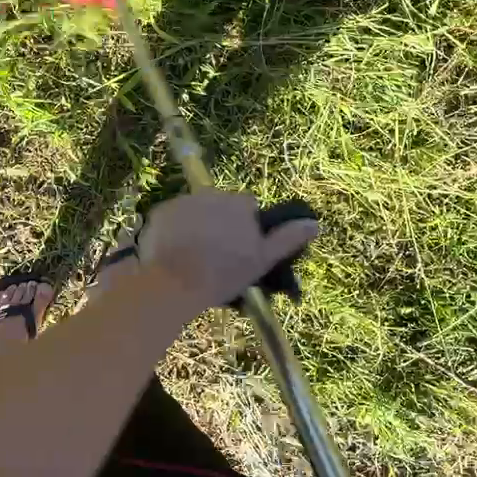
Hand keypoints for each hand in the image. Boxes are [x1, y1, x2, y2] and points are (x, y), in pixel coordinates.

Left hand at [134, 190, 319, 312]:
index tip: (240, 250)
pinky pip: (173, 218)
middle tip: (217, 256)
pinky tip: (174, 252)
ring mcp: (183, 201)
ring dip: (197, 225)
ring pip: (196, 211)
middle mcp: (211, 194)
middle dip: (220, 224)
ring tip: (194, 257)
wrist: (176, 282)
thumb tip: (315, 223)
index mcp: (238, 203)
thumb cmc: (224, 273)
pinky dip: (175, 230)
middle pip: (220, 206)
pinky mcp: (161, 212)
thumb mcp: (262, 259)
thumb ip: (287, 238)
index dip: (245, 228)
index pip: (246, 207)